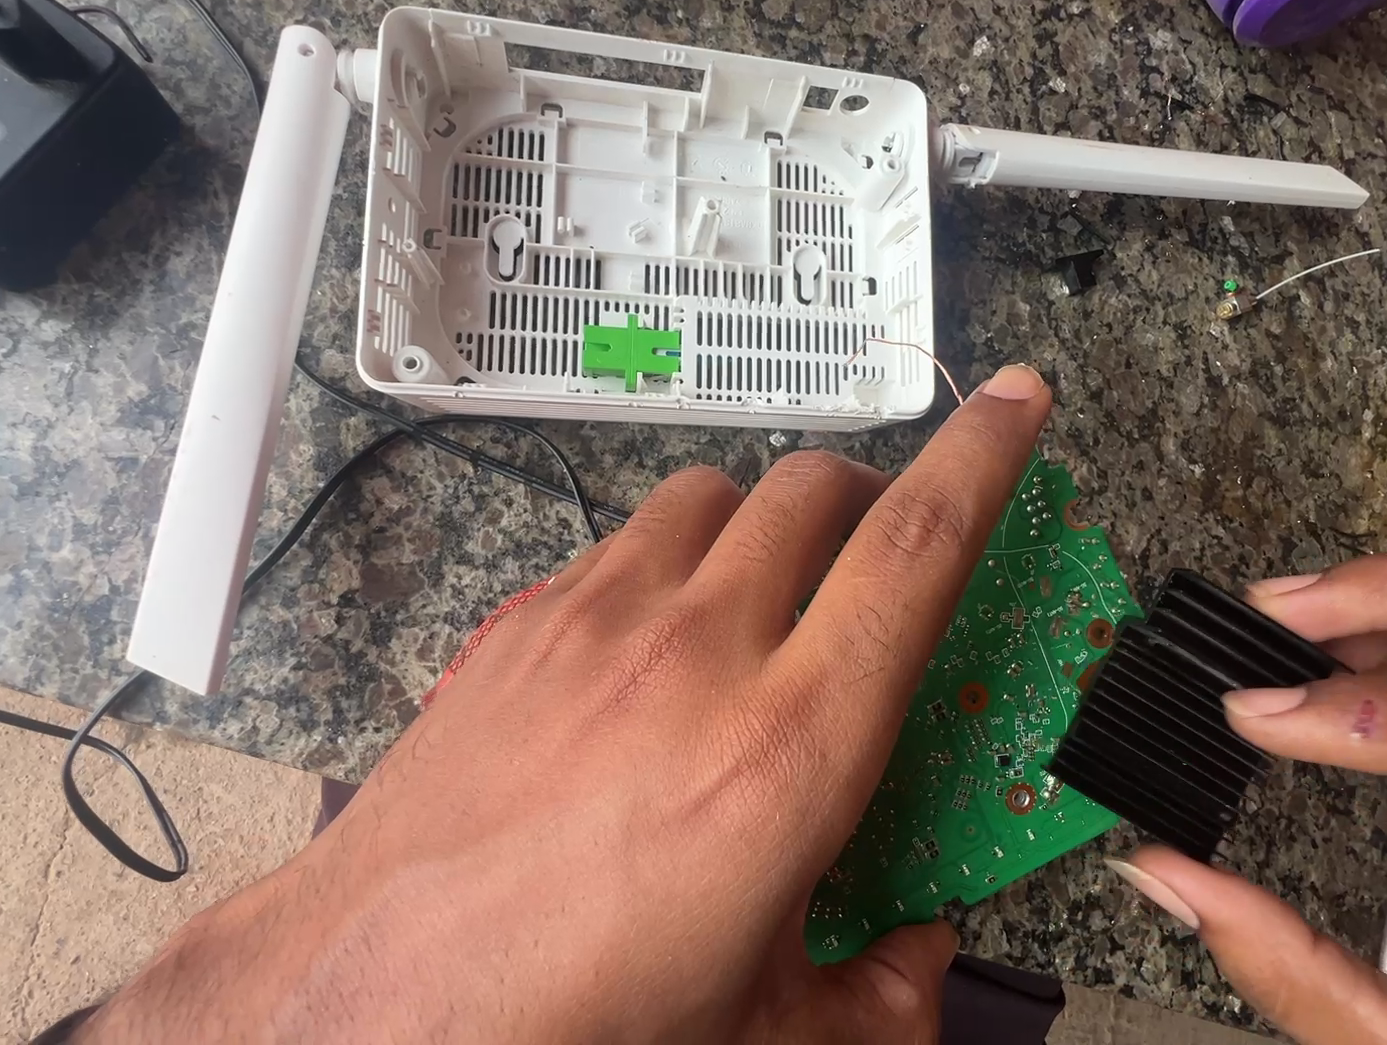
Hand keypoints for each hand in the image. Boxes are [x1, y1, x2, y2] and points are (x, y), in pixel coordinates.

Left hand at [77, 365, 1053, 1043]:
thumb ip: (881, 994)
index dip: (983, 459)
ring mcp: (602, 618)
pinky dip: (670, 556)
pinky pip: (625, 538)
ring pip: (715, 494)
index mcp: (790, 748)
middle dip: (866, 491)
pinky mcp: (529, 618)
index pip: (916, 551)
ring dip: (761, 520)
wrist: (370, 1000)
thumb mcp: (771, 1032)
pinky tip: (655, 628)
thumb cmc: (569, 1016)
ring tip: (761, 582)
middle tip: (874, 540)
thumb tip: (922, 950)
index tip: (1016, 404)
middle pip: (814, 490)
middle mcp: (699, 652)